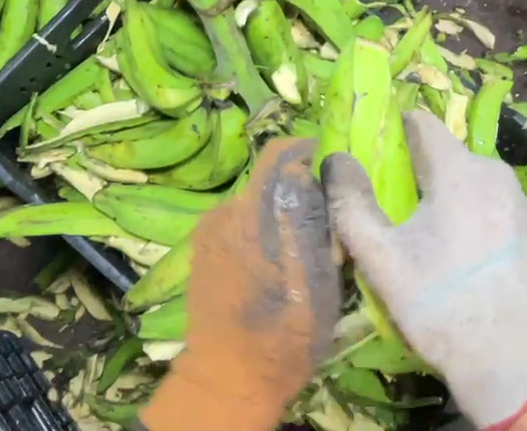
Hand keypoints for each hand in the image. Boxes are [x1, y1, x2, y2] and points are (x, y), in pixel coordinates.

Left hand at [141, 137, 339, 430]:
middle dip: (296, 191)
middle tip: (321, 226)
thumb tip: (316, 176)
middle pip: (269, 179)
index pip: (277, 152)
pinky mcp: (201, 247)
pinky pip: (238, 220)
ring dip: (276, 213)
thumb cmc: (282, 335)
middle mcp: (226, 210)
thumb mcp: (317, 279)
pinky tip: (270, 263)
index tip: (325, 157)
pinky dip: (258, 229)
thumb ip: (314, 220)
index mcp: (255, 213)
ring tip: (297, 250)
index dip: (303, 146)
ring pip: (255, 201)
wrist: (225, 380)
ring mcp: (209, 229)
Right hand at [322, 112, 526, 428]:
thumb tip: (335, 161)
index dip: (390, 131)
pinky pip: (481, 195)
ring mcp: (511, 193)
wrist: (506, 354)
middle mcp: (490, 168)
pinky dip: (460, 207)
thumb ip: (351, 203)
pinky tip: (447, 246)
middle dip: (409, 169)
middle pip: (439, 150)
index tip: (369, 156)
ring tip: (415, 233)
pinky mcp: (521, 219)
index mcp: (458, 168)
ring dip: (435, 191)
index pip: (420, 121)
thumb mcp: (381, 256)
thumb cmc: (439, 301)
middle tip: (386, 207)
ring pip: (461, 174)